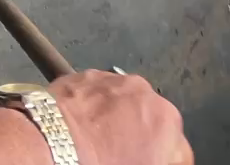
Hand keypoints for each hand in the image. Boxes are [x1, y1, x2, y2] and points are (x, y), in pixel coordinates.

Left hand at [47, 70, 192, 164]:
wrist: (51, 144)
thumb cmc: (99, 164)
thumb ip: (156, 158)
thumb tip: (148, 154)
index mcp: (166, 121)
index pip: (178, 151)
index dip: (163, 161)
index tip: (147, 162)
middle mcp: (144, 91)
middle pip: (151, 120)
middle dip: (143, 137)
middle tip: (124, 156)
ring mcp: (113, 78)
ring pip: (124, 102)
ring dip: (119, 118)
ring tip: (100, 142)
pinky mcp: (86, 74)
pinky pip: (98, 93)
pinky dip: (95, 106)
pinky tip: (83, 127)